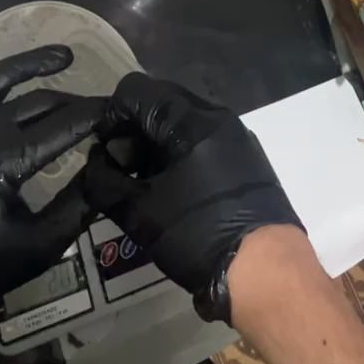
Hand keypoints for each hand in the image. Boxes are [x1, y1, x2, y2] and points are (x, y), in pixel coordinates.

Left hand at [0, 38, 103, 342]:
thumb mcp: (43, 243)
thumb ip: (80, 201)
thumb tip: (111, 162)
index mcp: (5, 160)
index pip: (63, 126)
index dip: (96, 116)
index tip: (122, 111)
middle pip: (38, 103)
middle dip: (75, 101)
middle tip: (105, 105)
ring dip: (31, 63)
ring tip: (65, 55)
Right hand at [82, 73, 302, 323]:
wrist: (268, 272)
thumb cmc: (199, 234)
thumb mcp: (140, 213)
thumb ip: (105, 182)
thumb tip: (95, 164)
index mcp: (189, 119)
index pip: (136, 90)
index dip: (111, 116)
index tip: (105, 150)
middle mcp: (216, 115)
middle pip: (160, 100)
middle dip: (133, 128)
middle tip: (124, 166)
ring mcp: (236, 134)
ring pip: (183, 119)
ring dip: (157, 141)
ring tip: (148, 182)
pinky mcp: (248, 156)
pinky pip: (204, 138)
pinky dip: (181, 150)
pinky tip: (177, 189)